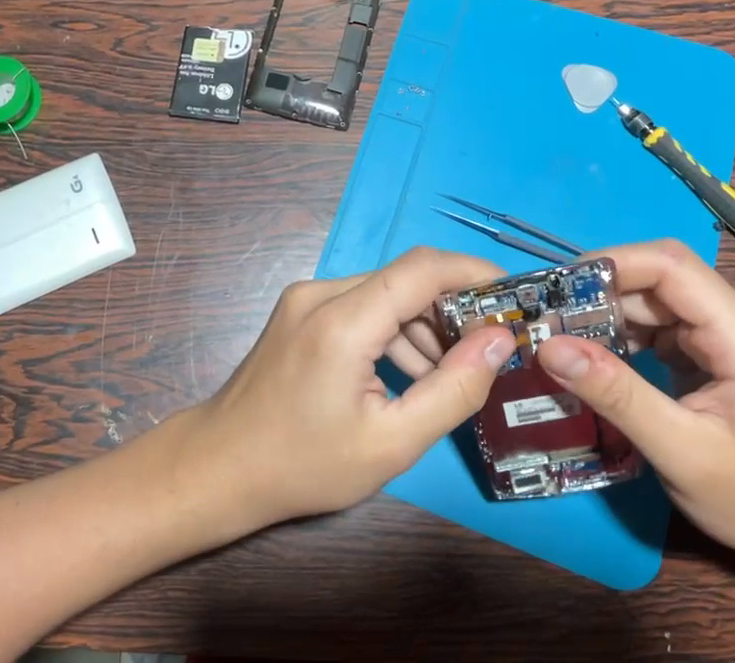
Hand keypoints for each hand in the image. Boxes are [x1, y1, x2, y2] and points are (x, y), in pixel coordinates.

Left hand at [174, 247, 516, 531]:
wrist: (219, 466)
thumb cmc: (304, 463)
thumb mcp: (392, 441)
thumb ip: (453, 389)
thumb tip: (499, 341)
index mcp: (343, 320)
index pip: (423, 268)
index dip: (475, 275)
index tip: (516, 299)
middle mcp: (321, 294)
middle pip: (404, 282)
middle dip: (451, 314)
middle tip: (482, 359)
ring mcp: (303, 300)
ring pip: (382, 295)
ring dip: (420, 329)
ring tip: (440, 382)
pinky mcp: (297, 313)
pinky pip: (358, 308)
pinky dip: (389, 333)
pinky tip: (400, 378)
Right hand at [532, 240, 734, 565]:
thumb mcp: (682, 453)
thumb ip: (618, 396)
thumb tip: (549, 347)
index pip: (671, 266)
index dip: (611, 265)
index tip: (555, 291)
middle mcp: (732, 320)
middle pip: (655, 276)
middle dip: (597, 291)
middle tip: (544, 321)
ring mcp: (718, 333)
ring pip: (647, 297)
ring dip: (601, 312)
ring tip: (556, 340)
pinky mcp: (702, 348)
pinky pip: (650, 322)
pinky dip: (614, 332)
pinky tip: (588, 357)